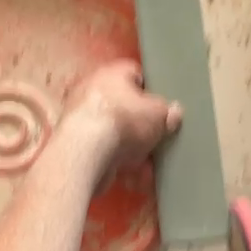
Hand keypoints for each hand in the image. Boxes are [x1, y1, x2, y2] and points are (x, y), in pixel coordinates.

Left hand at [60, 61, 181, 183]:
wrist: (86, 153)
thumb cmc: (125, 123)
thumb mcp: (160, 115)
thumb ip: (169, 113)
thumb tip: (174, 112)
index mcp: (111, 74)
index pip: (134, 73)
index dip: (151, 89)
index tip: (162, 107)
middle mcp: (92, 91)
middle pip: (123, 106)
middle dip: (141, 126)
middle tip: (156, 139)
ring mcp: (81, 118)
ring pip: (114, 133)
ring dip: (132, 150)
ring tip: (148, 166)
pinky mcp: (75, 144)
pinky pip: (103, 151)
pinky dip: (118, 163)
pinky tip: (134, 178)